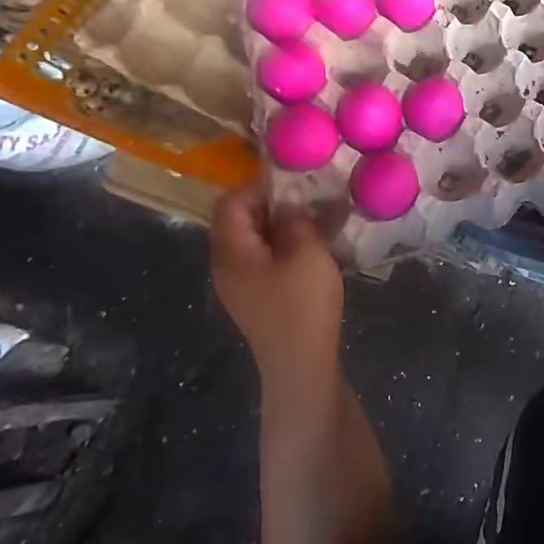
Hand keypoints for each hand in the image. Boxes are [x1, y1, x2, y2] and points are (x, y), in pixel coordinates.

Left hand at [211, 179, 344, 385]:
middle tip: (310, 199)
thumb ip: (295, 220)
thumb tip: (288, 197)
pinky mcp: (257, 296)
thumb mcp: (306, 253)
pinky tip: (313, 249)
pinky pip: (264, 258)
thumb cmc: (302, 303)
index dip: (259, 186)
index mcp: (230, 250)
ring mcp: (239, 283)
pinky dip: (285, 245)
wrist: (300, 362)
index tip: (296, 182)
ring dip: (283, 225)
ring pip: (254, 240)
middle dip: (273, 204)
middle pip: (239, 220)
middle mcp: (226, 264)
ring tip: (317, 222)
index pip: (231, 203)